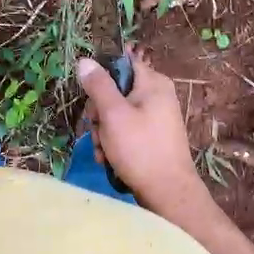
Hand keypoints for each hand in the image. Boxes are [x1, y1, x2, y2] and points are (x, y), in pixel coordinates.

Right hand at [77, 52, 205, 209]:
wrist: (168, 194)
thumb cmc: (140, 148)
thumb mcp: (113, 114)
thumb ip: (98, 85)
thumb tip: (85, 60)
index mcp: (153, 83)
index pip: (120, 64)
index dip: (101, 80)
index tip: (93, 101)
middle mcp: (158, 95)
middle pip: (115, 91)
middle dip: (100, 114)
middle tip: (99, 132)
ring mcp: (157, 117)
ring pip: (118, 113)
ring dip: (104, 132)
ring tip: (103, 151)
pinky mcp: (154, 136)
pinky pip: (128, 130)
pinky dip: (116, 142)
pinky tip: (109, 159)